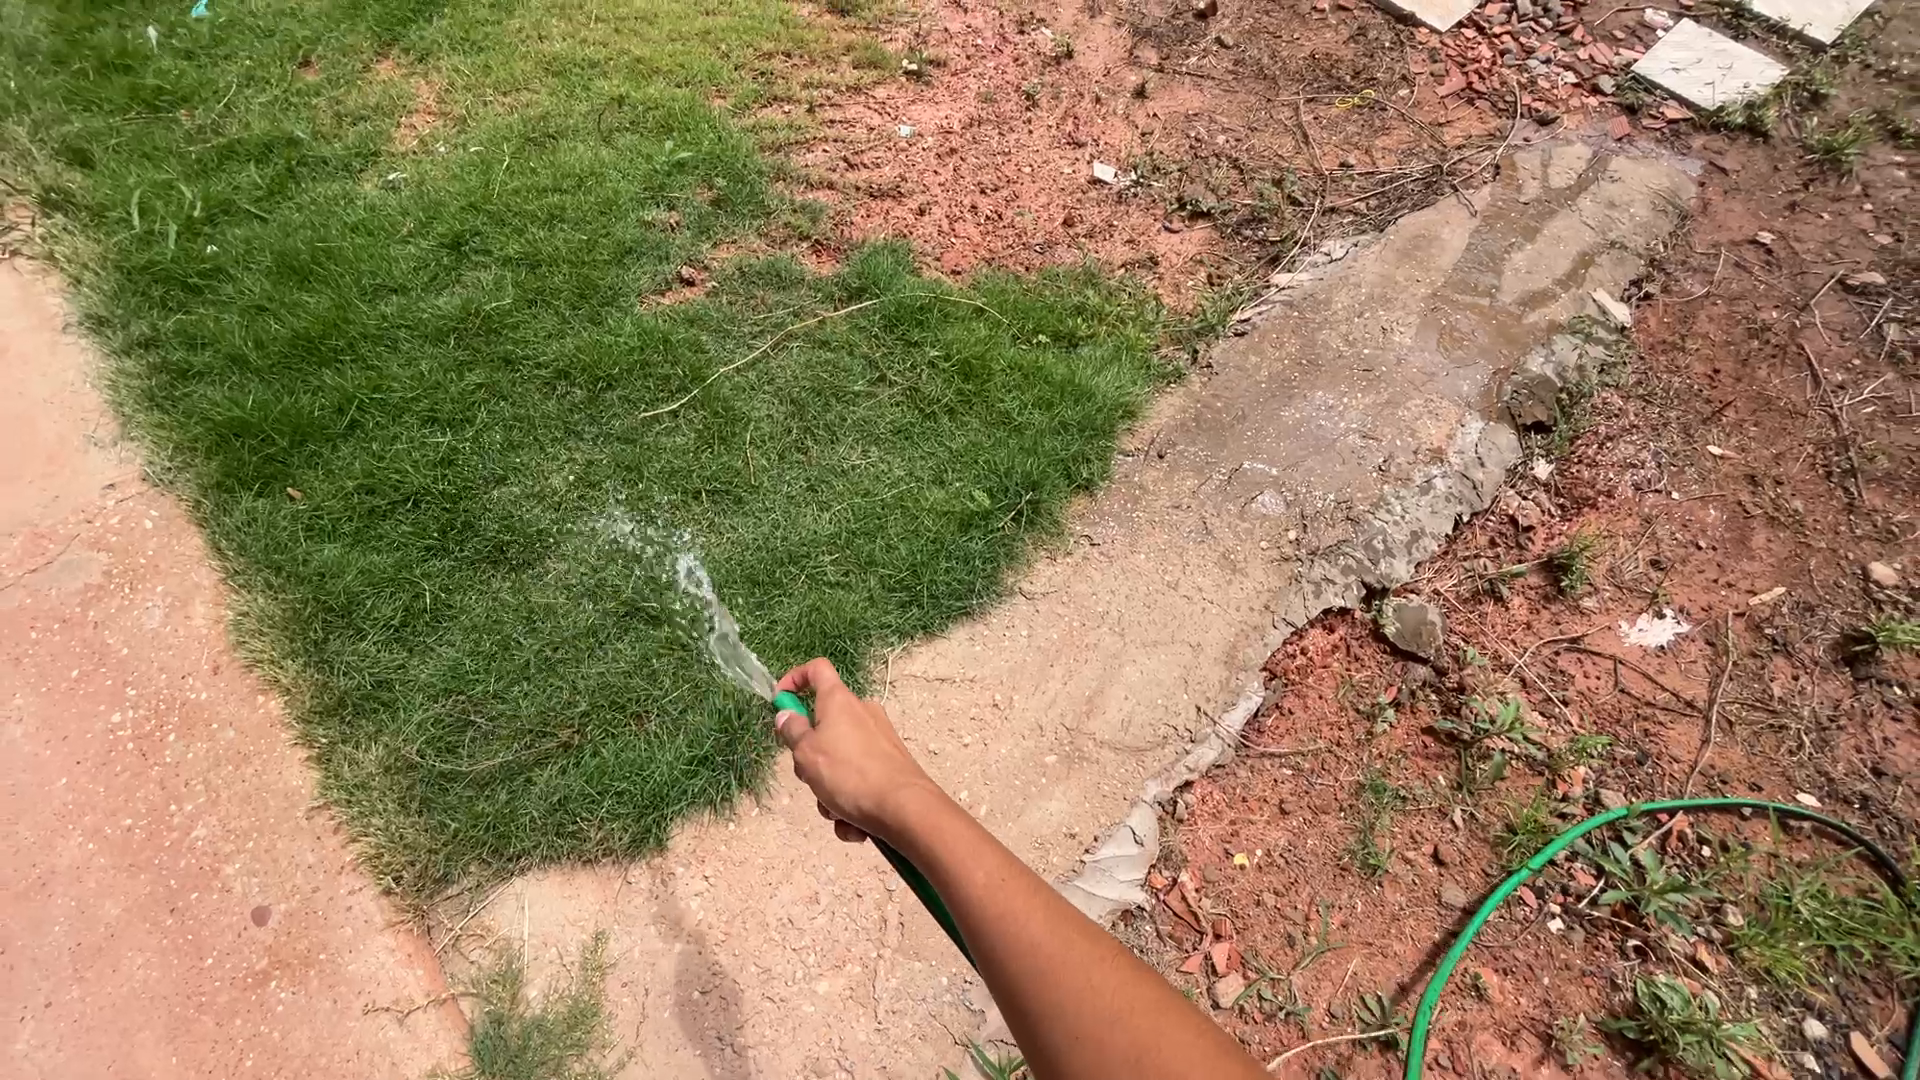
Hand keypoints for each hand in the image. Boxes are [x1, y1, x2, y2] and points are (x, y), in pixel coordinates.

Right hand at [774, 657, 940, 845]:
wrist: (904, 807)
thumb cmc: (849, 774)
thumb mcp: (807, 753)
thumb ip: (792, 732)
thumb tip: (785, 714)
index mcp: (839, 701)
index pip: (816, 670)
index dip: (794, 679)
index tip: (779, 700)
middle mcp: (861, 713)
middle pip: (823, 727)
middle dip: (811, 760)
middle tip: (811, 779)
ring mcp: (878, 738)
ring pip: (838, 761)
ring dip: (830, 791)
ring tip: (836, 809)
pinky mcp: (889, 764)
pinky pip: (857, 781)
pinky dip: (850, 803)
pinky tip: (854, 822)